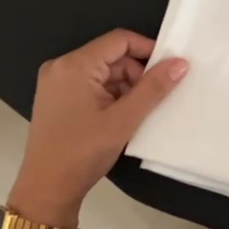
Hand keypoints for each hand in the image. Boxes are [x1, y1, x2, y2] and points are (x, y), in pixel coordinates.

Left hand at [7, 30, 189, 227]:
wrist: (46, 188)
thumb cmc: (83, 152)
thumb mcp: (123, 120)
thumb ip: (153, 89)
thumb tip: (181, 63)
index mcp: (74, 65)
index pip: (119, 40)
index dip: (148, 49)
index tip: (170, 69)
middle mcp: (61, 67)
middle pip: (111, 56)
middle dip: (137, 74)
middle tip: (156, 99)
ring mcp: (56, 83)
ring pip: (103, 73)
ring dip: (125, 88)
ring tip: (139, 113)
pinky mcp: (57, 99)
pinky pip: (91, 86)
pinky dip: (110, 97)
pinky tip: (122, 118)